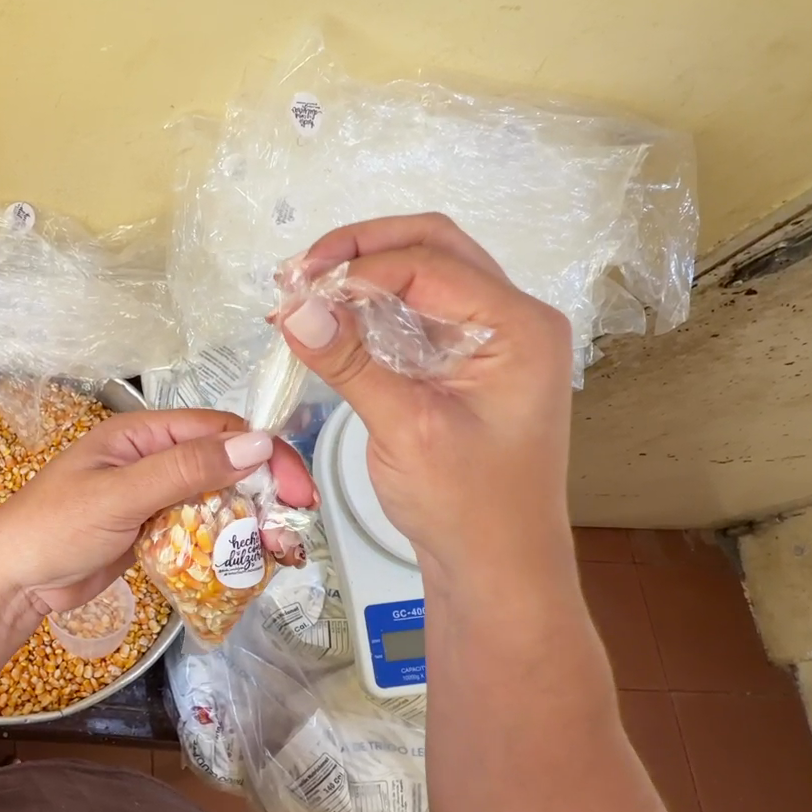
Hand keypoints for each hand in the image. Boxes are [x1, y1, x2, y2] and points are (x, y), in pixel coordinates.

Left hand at [0, 409, 311, 621]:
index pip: (217, 431)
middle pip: (222, 466)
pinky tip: (244, 562)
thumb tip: (257, 445)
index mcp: (139, 435)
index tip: (297, 491)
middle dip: (262, 493)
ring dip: (247, 522)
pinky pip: (196, 531)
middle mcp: (149, 460)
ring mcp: (150, 498)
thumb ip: (184, 470)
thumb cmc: (52, 528)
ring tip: (277, 552)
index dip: (263, 455)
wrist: (12, 581)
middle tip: (294, 529)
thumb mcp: (118, 496)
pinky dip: (222, 544)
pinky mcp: (149, 532)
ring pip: (214, 501)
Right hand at [276, 213, 575, 573]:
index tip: (296, 292)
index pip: (429, 263)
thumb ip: (350, 363)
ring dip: (357, 278)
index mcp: (517, 327)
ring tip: (299, 295)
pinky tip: (322, 326)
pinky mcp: (456, 365)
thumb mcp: (404, 429)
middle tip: (297, 274)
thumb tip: (294, 309)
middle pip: (431, 248)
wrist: (492, 563)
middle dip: (359, 251)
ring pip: (418, 278)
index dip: (356, 269)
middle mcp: (508, 320)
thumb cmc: (466, 504)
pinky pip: (408, 318)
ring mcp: (483, 341)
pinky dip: (362, 314)